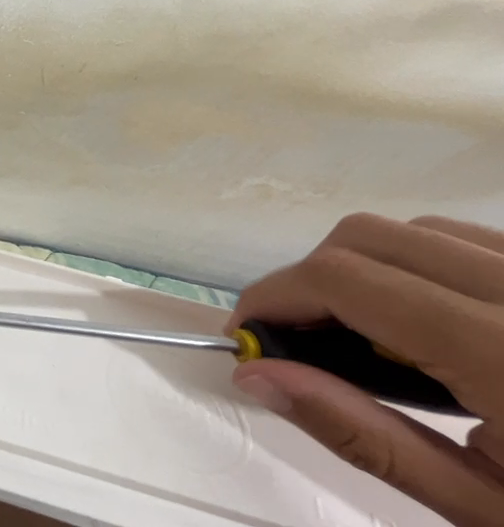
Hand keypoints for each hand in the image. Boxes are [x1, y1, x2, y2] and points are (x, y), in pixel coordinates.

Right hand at [228, 213, 503, 524]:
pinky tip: (443, 327)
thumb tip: (255, 375)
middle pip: (370, 236)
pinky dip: (430, 267)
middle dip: (313, 280)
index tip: (250, 335)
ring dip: (370, 268)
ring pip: (424, 231)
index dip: (275, 297)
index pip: (344, 279)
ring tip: (379, 338)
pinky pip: (482, 243)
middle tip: (307, 341)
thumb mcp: (488, 512)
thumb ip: (363, 435)